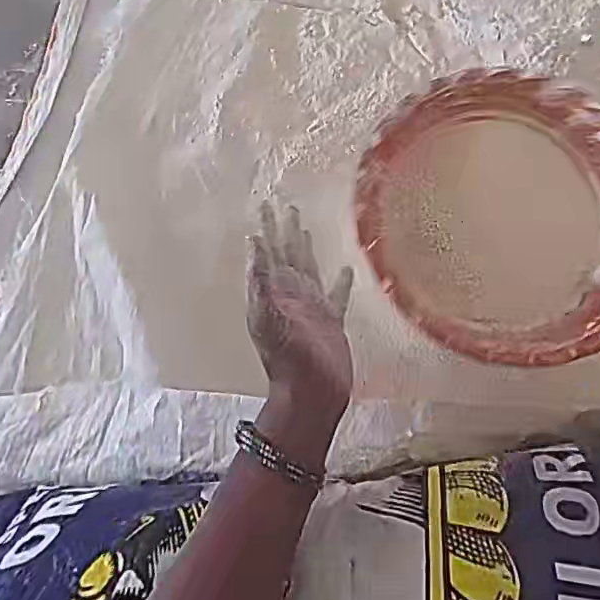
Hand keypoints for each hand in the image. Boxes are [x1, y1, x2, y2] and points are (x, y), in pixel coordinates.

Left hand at [248, 201, 354, 429]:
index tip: (265, 206)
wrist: (313, 393)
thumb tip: (254, 246)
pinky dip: (341, 282)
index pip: (270, 253)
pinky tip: (346, 269)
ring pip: (309, 268)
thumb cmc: (291, 359)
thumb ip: (262, 284)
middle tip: (285, 206)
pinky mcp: (332, 321)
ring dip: (306, 248)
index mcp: (275, 293)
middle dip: (285, 231)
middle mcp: (292, 295)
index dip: (267, 230)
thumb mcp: (269, 320)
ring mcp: (312, 308)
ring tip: (305, 229)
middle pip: (289, 255)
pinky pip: (336, 295)